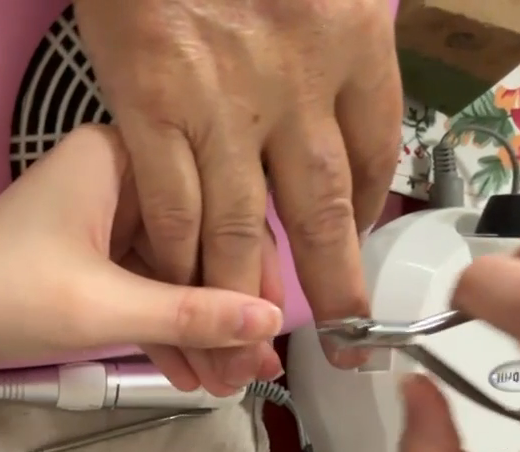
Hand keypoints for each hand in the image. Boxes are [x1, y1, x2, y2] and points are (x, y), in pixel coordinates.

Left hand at [0, 125, 284, 378]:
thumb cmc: (12, 297)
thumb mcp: (107, 307)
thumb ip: (191, 315)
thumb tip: (272, 323)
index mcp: (119, 156)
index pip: (211, 207)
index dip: (248, 274)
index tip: (275, 328)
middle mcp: (115, 177)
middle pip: (193, 246)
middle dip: (221, 315)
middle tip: (254, 368)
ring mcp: (98, 222)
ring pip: (166, 278)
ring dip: (194, 334)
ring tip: (227, 386)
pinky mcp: (84, 262)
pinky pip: (136, 294)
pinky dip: (159, 335)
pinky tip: (190, 377)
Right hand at [74, 0, 401, 387]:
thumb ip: (336, 17)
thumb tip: (333, 85)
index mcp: (345, 32)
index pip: (370, 146)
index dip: (367, 206)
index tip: (357, 241)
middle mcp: (291, 79)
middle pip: (319, 206)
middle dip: (334, 282)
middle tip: (348, 338)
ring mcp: (217, 103)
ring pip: (240, 226)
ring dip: (250, 297)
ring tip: (260, 351)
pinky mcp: (149, 111)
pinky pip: (173, 210)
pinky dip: (183, 262)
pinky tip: (189, 299)